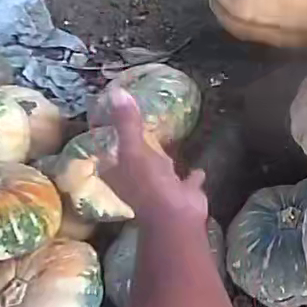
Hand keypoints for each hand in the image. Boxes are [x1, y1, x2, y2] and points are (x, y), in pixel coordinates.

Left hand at [98, 85, 207, 227]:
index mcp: (118, 171)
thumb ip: (127, 123)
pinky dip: (192, 174)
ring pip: (160, 169)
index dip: (109, 135)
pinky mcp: (183, 193)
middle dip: (138, 146)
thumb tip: (116, 90)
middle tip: (144, 125)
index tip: (116, 117)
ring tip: (169, 141)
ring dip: (163, 160)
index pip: (108, 149)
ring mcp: (160, 188)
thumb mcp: (133, 150)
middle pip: (134, 158)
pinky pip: (188, 180)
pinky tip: (198, 165)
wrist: (177, 215)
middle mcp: (136, 180)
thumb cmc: (148, 184)